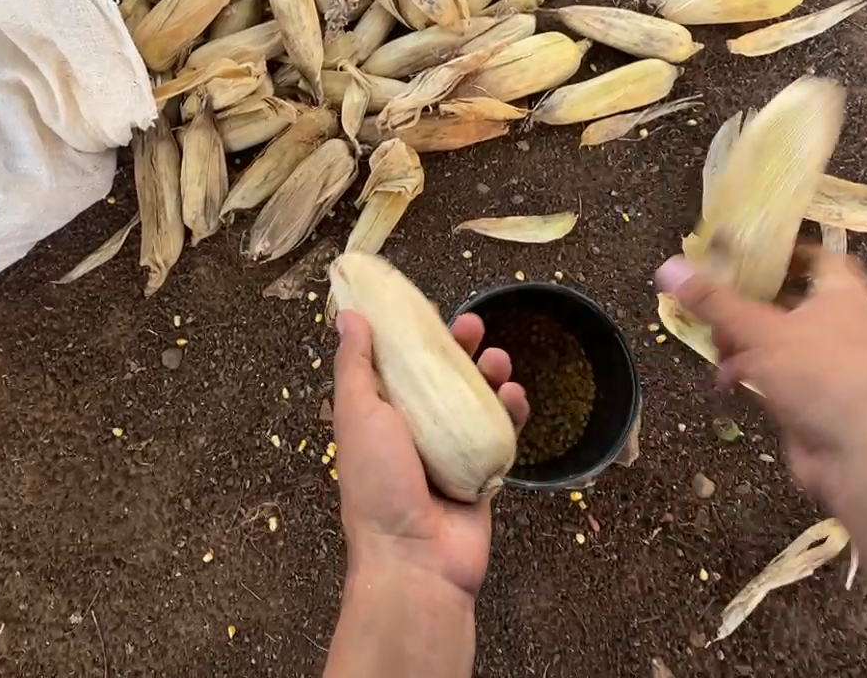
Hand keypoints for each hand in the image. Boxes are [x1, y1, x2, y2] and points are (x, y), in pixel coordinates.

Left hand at [331, 309, 528, 597]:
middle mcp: (415, 426)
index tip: (429, 306)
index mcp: (380, 411)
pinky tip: (516, 395)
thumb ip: (355, 364)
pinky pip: (500, 431)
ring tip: (499, 360)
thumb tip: (349, 315)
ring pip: (474, 397)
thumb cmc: (378, 483)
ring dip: (489, 373)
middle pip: (440, 374)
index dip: (413, 332)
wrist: (416, 559)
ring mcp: (450, 447)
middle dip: (459, 346)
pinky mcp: (482, 467)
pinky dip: (511, 411)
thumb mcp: (357, 413)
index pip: (398, 360)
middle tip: (474, 324)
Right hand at [655, 249, 866, 509]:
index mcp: (840, 296)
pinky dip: (749, 372)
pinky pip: (773, 371)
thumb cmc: (825, 381)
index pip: (816, 257)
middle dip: (743, 301)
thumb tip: (668, 267)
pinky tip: (727, 381)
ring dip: (739, 341)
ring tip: (715, 346)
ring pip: (773, 336)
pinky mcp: (811, 395)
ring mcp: (825, 362)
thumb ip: (713, 300)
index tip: (740, 252)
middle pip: (784, 297)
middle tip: (709, 300)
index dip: (781, 250)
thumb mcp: (761, 332)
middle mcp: (837, 324)